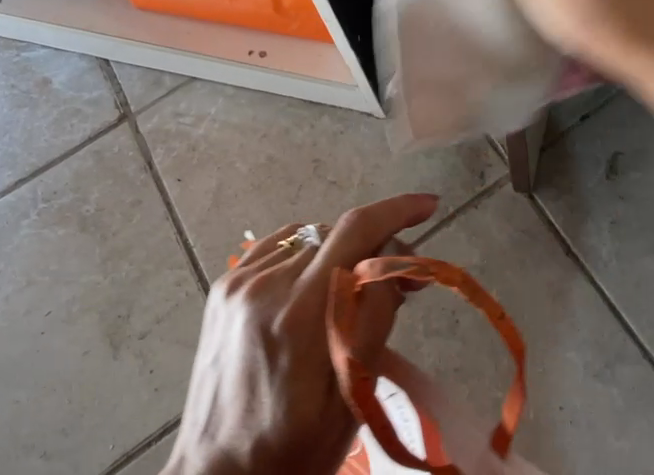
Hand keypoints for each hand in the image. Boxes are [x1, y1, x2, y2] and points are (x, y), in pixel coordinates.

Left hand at [164, 194, 439, 474]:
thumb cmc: (294, 447)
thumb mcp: (351, 394)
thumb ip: (375, 320)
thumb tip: (394, 262)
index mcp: (298, 314)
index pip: (355, 232)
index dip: (396, 211)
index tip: (428, 206)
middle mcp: (265, 285)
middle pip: (336, 234)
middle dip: (377, 245)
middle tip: (404, 282)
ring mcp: (239, 282)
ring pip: (310, 237)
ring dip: (343, 250)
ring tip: (358, 288)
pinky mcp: (224, 287)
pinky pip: (280, 246)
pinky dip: (309, 252)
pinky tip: (319, 281)